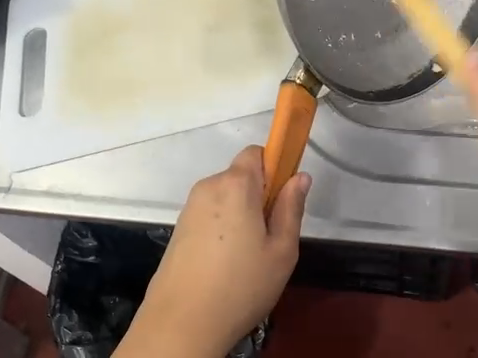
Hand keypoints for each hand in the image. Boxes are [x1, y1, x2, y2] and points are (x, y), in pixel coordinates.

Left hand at [119, 146, 310, 357]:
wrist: (180, 326)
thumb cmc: (240, 286)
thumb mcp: (281, 252)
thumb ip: (292, 208)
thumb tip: (300, 177)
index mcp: (236, 184)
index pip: (257, 152)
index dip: (273, 169)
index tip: (281, 200)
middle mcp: (209, 186)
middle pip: (241, 178)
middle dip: (257, 198)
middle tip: (268, 238)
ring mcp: (189, 208)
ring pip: (225, 199)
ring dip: (238, 216)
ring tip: (246, 259)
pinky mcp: (178, 229)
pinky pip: (209, 217)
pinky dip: (220, 231)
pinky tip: (224, 267)